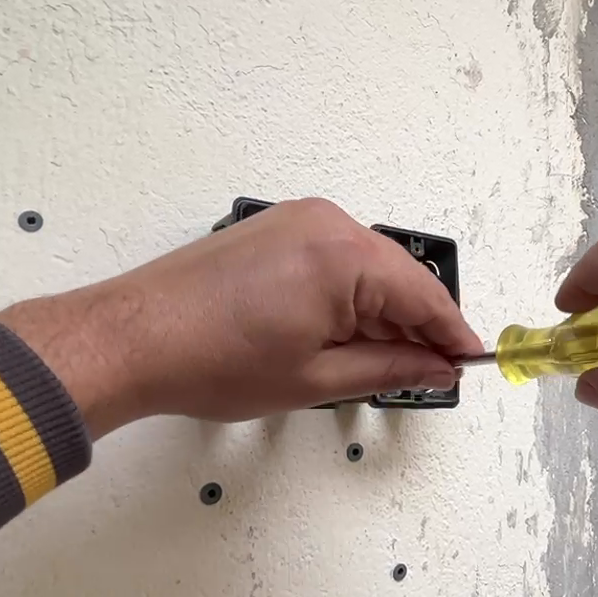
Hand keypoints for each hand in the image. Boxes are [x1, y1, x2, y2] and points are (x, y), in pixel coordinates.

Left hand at [0, 199, 479, 434]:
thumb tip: (436, 368)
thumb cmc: (211, 360)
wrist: (129, 340)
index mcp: (345, 255)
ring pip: (370, 267)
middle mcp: (329, 222)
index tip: (469, 360)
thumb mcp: (318, 378)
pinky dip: (353, 294)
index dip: (452, 333)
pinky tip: (350, 331)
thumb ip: (392, 368)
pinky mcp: (280, 226)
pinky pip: (339, 257)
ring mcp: (301, 219)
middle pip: (400, 276)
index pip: (424, 295)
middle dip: (418, 325)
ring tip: (386, 358)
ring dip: (384, 311)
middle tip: (431, 368)